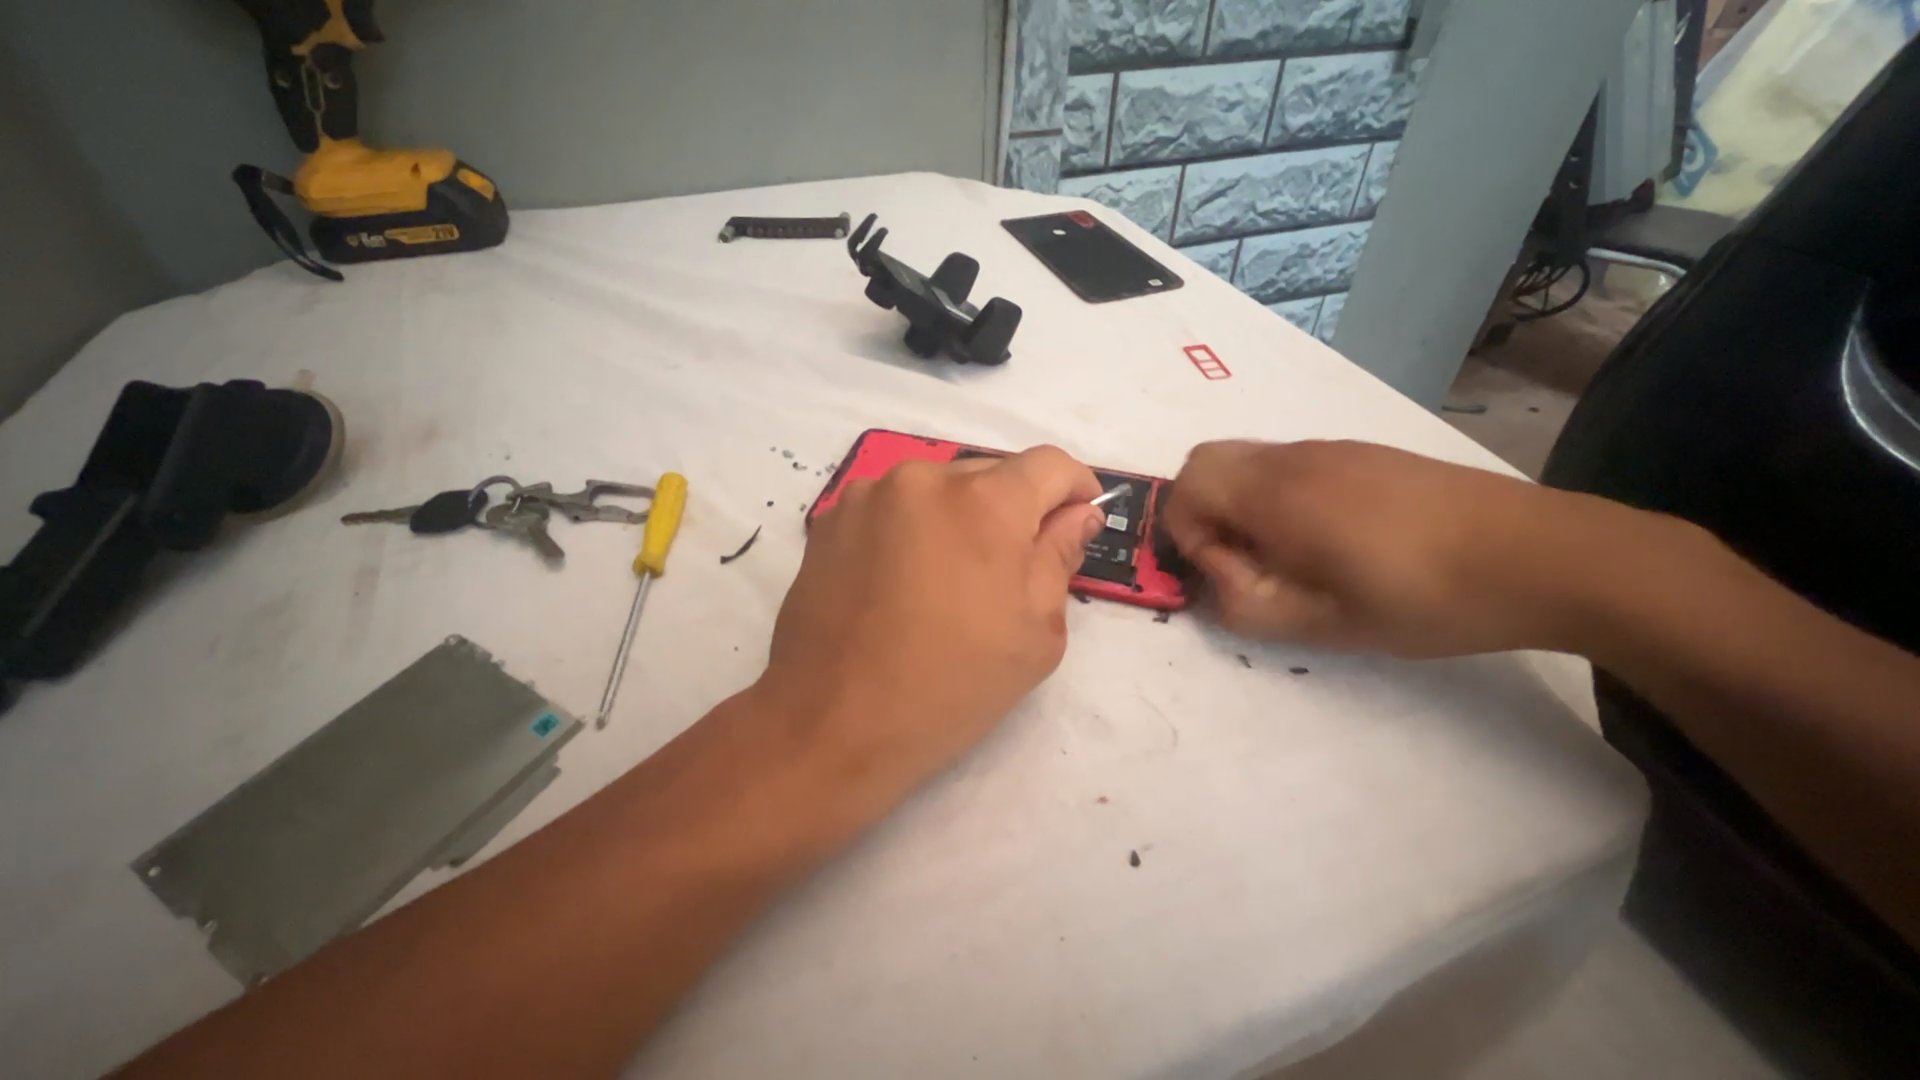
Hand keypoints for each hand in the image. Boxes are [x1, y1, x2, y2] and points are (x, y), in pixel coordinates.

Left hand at [760, 446, 1103, 803]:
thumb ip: (1060, 557)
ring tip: (951, 582)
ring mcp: (867, 496)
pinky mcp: (829, 522)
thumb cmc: (952, 685)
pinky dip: (911, 532)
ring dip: (958, 520)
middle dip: (1013, 511)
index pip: (1049, 465)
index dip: (1076, 489)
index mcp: (983, 501)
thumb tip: (1077, 515)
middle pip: (990, 474)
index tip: (1080, 521)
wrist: (833, 723)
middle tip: (1012, 571)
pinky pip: (891, 510)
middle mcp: (922, 479)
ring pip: (937, 491)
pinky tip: (903, 586)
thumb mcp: (1035, 632)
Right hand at [1160, 439, 1689, 657]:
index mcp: (1278, 495)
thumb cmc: (1425, 598)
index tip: (1228, 578)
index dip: (1185, 537)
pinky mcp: (1364, 453)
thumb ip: (1247, 605)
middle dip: (1199, 513)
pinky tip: (1330, 540)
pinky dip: (1276, 496)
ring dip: (1239, 505)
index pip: (1186, 488)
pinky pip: (1288, 464)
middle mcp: (1295, 457)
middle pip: (1205, 461)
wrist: (1539, 555)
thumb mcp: (1326, 626)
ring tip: (1288, 559)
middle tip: (1240, 564)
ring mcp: (1332, 449)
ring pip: (1247, 460)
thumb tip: (1216, 579)